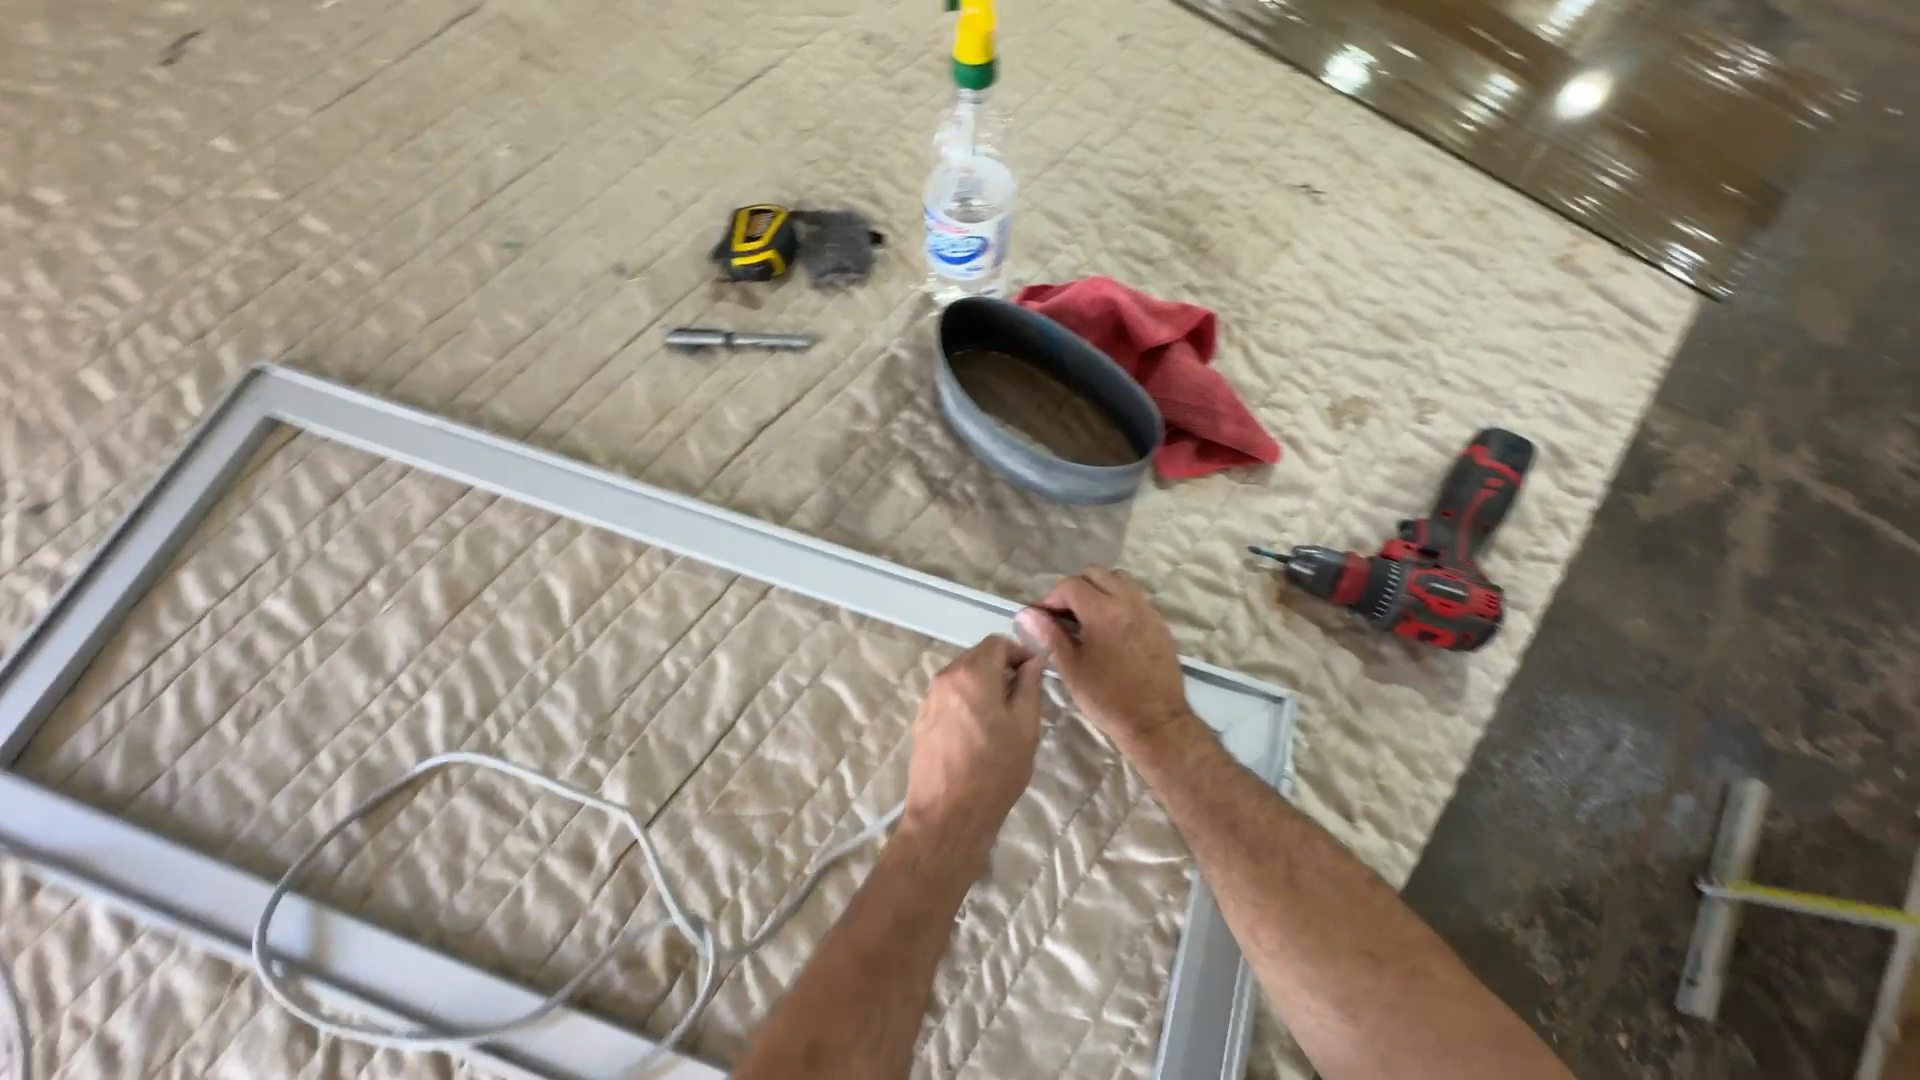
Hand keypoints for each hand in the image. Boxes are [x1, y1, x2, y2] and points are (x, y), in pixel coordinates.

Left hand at [903, 635, 1046, 853]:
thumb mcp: (1025, 728)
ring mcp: (929, 699)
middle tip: (1023, 698)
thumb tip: (1034, 662)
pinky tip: (978, 733)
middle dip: (1001, 669)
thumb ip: (1030, 687)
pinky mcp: (921, 720)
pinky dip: (967, 702)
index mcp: (971, 674)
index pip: (997, 643)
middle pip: (977, 658)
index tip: (1035, 674)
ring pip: (962, 678)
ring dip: (984, 687)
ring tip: (1002, 719)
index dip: (1019, 653)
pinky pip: (949, 698)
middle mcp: (945, 678)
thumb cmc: (994, 770)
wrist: (948, 814)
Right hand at [1015, 567, 1196, 750]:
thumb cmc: (1107, 698)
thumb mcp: (1071, 669)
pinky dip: (1119, 602)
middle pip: (1096, 574)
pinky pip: (1136, 598)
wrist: (1154, 721)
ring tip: (1089, 617)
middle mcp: (1128, 603)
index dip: (1051, 597)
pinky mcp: (1160, 624)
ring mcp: (1148, 611)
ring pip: (1120, 580)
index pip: (1071, 585)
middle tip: (1064, 615)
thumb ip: (1049, 635)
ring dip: (1100, 589)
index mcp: (1103, 612)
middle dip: (1075, 588)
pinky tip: (1111, 629)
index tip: (1043, 616)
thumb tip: (1026, 614)